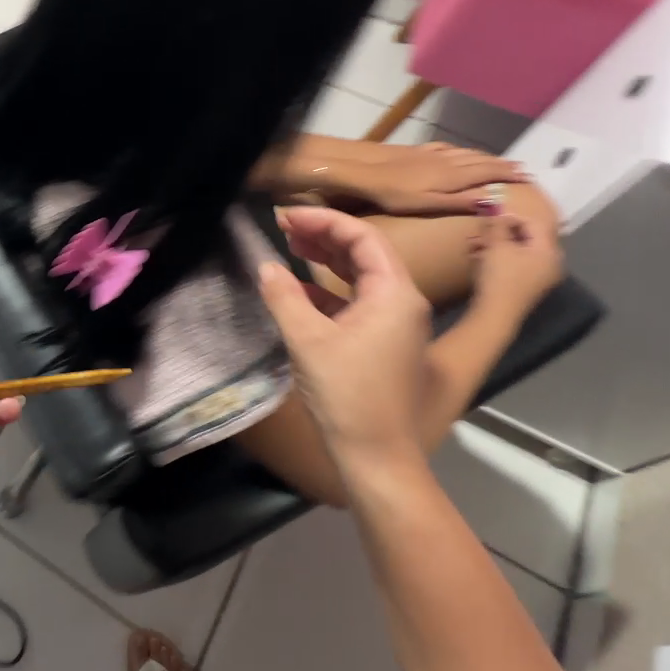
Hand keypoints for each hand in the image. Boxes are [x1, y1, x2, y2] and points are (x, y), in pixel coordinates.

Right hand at [255, 206, 433, 465]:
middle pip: (366, 252)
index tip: (285, 216)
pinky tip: (298, 289)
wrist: (377, 454)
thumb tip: (266, 266)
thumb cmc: (347, 394)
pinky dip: (328, 288)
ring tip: (291, 247)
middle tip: (284, 228)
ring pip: (361, 275)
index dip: (324, 221)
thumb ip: (284, 296)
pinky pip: (357, 300)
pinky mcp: (384, 343)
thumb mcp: (307, 340)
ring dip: (326, 259)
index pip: (363, 238)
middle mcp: (403, 303)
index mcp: (395, 295)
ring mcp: (396, 324)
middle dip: (324, 235)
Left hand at [345, 143, 528, 215]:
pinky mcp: (417, 150)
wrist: (365, 173)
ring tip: (496, 160)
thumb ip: (461, 201)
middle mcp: (448, 161)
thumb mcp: (429, 204)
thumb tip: (496, 200)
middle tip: (519, 168)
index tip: (527, 176)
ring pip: (465, 152)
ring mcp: (432, 153)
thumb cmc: (395, 194)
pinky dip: (460, 149)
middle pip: (480, 160)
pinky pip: (446, 147)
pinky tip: (458, 151)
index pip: (488, 172)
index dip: (508, 174)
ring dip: (484, 156)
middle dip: (501, 164)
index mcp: (454, 176)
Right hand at [469, 213, 564, 315]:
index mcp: (549, 250)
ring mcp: (540, 275)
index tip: (488, 217)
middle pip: (526, 236)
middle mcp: (551, 261)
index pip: (534, 223)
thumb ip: (496, 225)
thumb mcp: (497, 246)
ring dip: (495, 244)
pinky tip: (478, 259)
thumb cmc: (501, 277)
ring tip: (473, 245)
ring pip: (518, 250)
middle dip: (500, 231)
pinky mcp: (527, 284)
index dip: (510, 216)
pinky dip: (498, 257)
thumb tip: (494, 206)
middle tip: (478, 232)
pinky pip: (515, 262)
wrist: (498, 313)